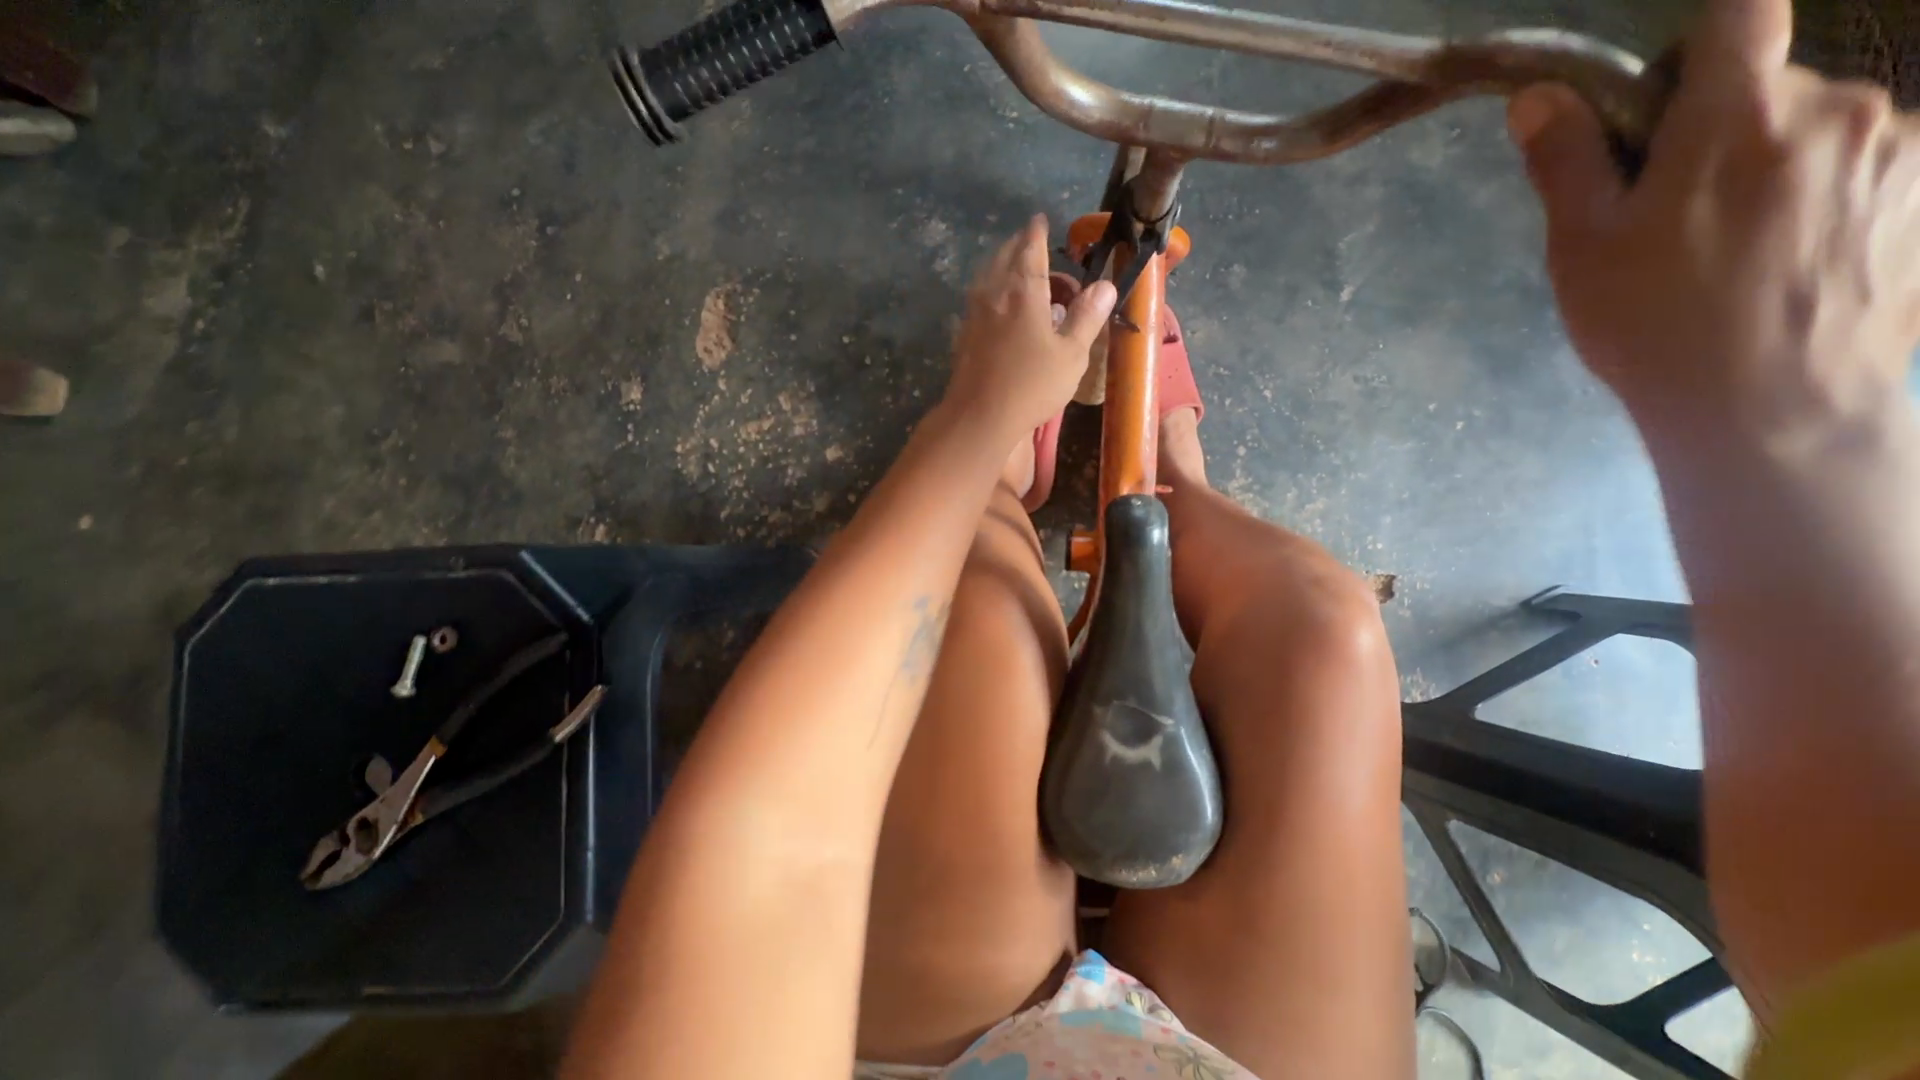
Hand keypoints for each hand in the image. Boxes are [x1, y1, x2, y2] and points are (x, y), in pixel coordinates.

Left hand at [944, 216, 1116, 438]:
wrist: (979, 416)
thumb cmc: (1032, 385)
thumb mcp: (1071, 353)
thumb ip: (1087, 316)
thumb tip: (1106, 285)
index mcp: (1024, 291)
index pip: (1031, 249)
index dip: (1037, 233)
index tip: (1040, 219)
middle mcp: (995, 293)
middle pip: (1005, 257)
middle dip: (1019, 245)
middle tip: (1032, 242)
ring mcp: (975, 313)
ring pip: (988, 275)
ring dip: (1003, 265)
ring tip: (1017, 269)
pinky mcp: (964, 333)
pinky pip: (979, 297)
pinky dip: (992, 289)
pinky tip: (998, 303)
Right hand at [1508, 0, 1919, 445]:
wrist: (1777, 413)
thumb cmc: (1657, 327)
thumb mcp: (1582, 250)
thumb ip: (1567, 161)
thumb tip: (1539, 95)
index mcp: (1743, 112)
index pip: (1738, 13)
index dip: (1696, 46)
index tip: (1663, 108)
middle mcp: (1843, 106)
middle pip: (1774, 84)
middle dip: (1724, 128)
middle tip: (1678, 213)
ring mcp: (1904, 149)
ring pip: (1823, 128)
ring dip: (1779, 165)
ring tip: (1740, 252)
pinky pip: (1868, 168)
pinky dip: (1826, 198)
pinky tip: (1793, 267)